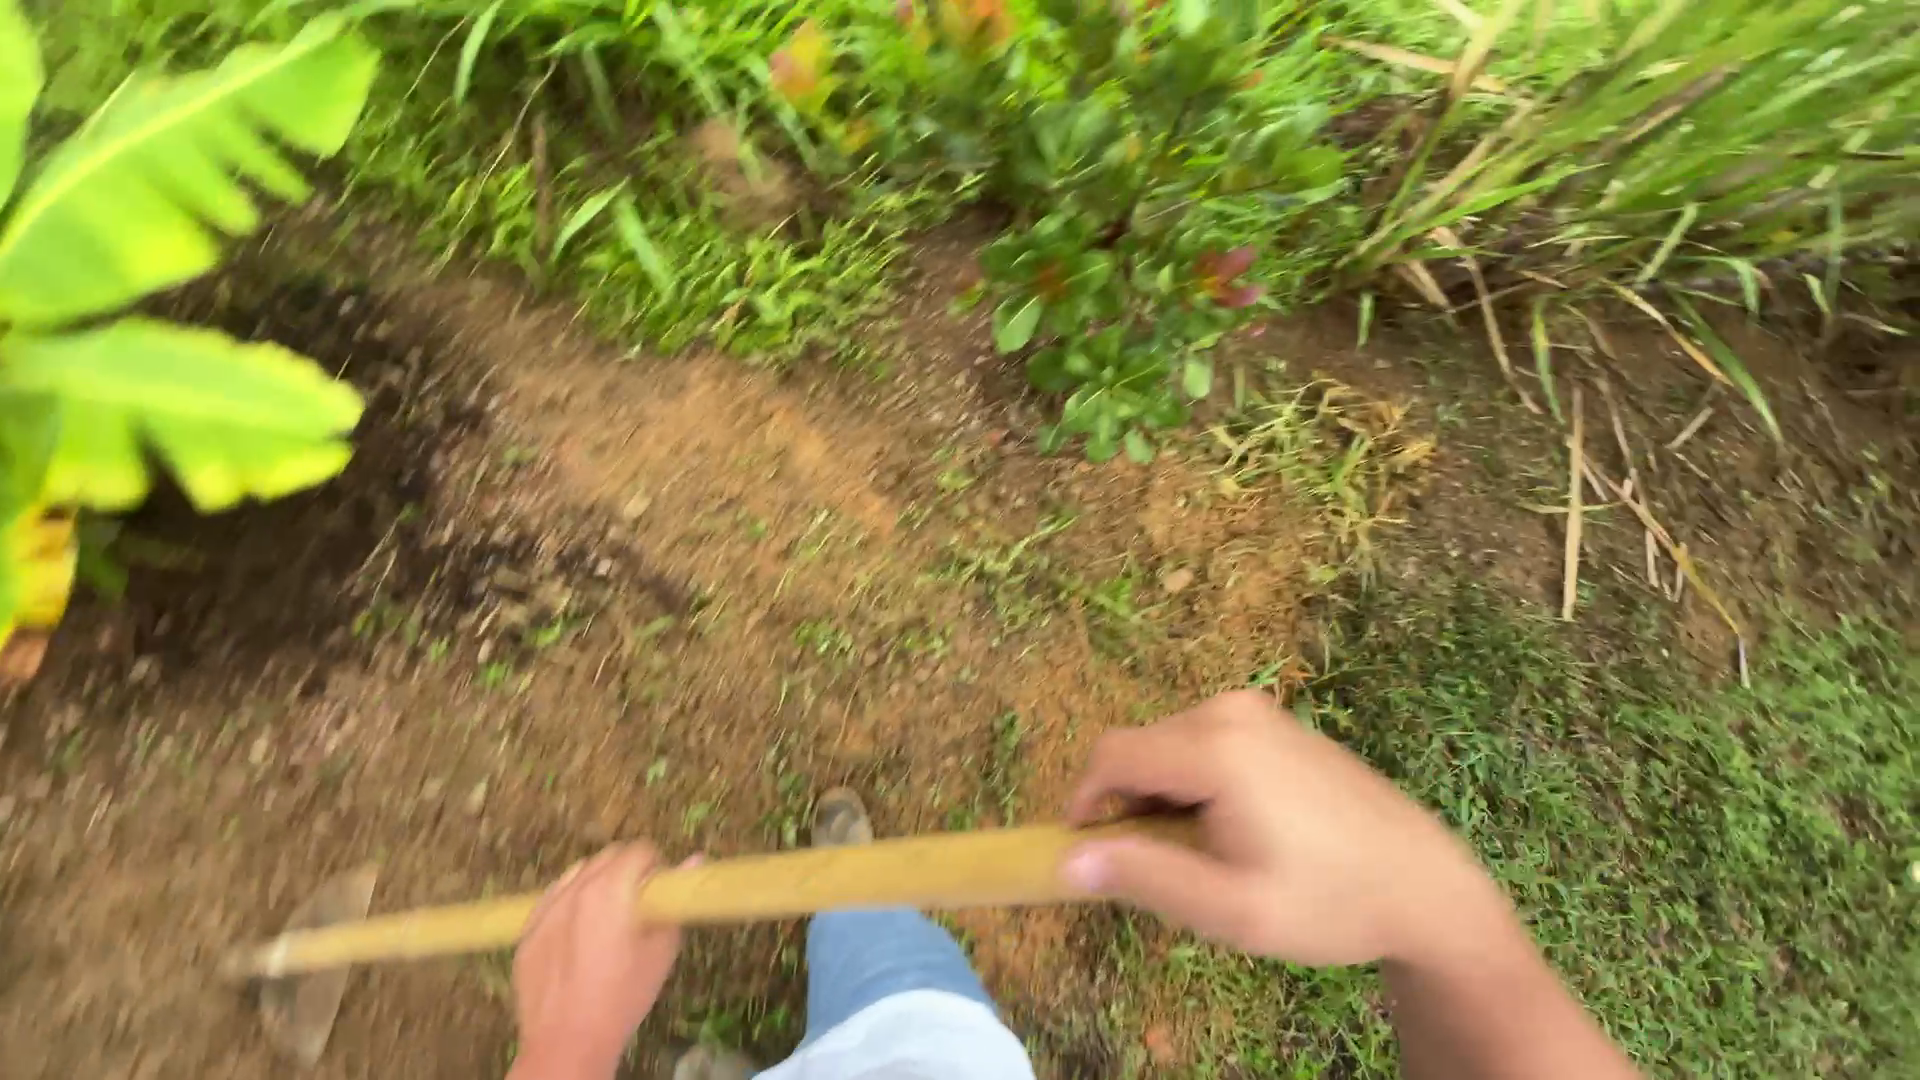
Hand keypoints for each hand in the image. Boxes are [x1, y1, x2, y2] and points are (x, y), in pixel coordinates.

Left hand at [509, 844, 682, 1079]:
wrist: (567, 1042)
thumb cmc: (624, 994)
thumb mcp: (662, 948)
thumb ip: (676, 900)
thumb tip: (695, 858)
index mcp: (612, 888)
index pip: (639, 850)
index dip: (655, 867)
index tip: (659, 892)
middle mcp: (576, 889)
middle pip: (608, 857)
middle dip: (627, 870)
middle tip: (637, 904)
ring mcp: (546, 910)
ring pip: (578, 874)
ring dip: (597, 882)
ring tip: (606, 916)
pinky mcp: (526, 933)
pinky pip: (552, 900)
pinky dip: (569, 903)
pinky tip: (577, 933)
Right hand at [1061, 690, 1512, 967]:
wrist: (1428, 886)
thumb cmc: (1329, 904)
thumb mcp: (1232, 910)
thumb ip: (1145, 878)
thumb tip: (1066, 862)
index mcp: (1215, 749)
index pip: (1111, 756)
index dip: (1084, 800)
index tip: (1089, 851)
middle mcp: (1228, 711)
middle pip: (1137, 747)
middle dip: (1125, 801)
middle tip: (1157, 861)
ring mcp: (1253, 709)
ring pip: (1164, 742)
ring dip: (1157, 791)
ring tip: (1199, 847)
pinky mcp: (1269, 718)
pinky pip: (1198, 738)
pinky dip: (1188, 776)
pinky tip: (1228, 821)